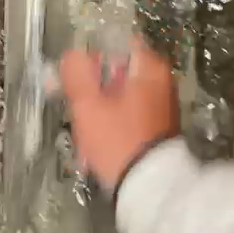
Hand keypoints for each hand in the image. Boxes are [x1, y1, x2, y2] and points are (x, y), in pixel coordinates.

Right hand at [57, 39, 180, 191]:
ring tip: (87, 137)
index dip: (91, 58)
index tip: (75, 77)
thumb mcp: (88, 104)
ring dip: (98, 113)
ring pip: (119, 98)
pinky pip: (127, 118)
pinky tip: (99, 146)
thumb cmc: (117, 140)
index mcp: (149, 68)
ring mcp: (162, 107)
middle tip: (77, 111)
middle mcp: (161, 82)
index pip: (115, 44)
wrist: (149, 188)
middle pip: (116, 74)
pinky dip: (111, 127)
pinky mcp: (159, 129)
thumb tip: (71, 55)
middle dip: (92, 91)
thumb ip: (76, 73)